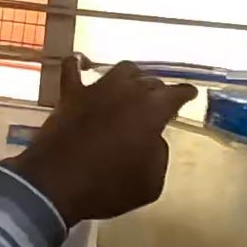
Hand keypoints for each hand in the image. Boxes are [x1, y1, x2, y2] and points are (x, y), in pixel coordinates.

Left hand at [7, 59, 196, 224]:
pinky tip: (80, 61)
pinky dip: (78, 64)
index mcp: (152, 110)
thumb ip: (158, 154)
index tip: (190, 93)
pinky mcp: (70, 94)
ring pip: (121, 70)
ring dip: (130, 77)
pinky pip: (72, 69)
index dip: (185, 94)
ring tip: (131, 85)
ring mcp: (97, 89)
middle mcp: (127, 90)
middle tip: (157, 102)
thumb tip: (153, 140)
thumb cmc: (109, 186)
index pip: (176, 94)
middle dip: (157, 91)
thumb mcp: (150, 182)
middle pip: (149, 82)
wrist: (56, 183)